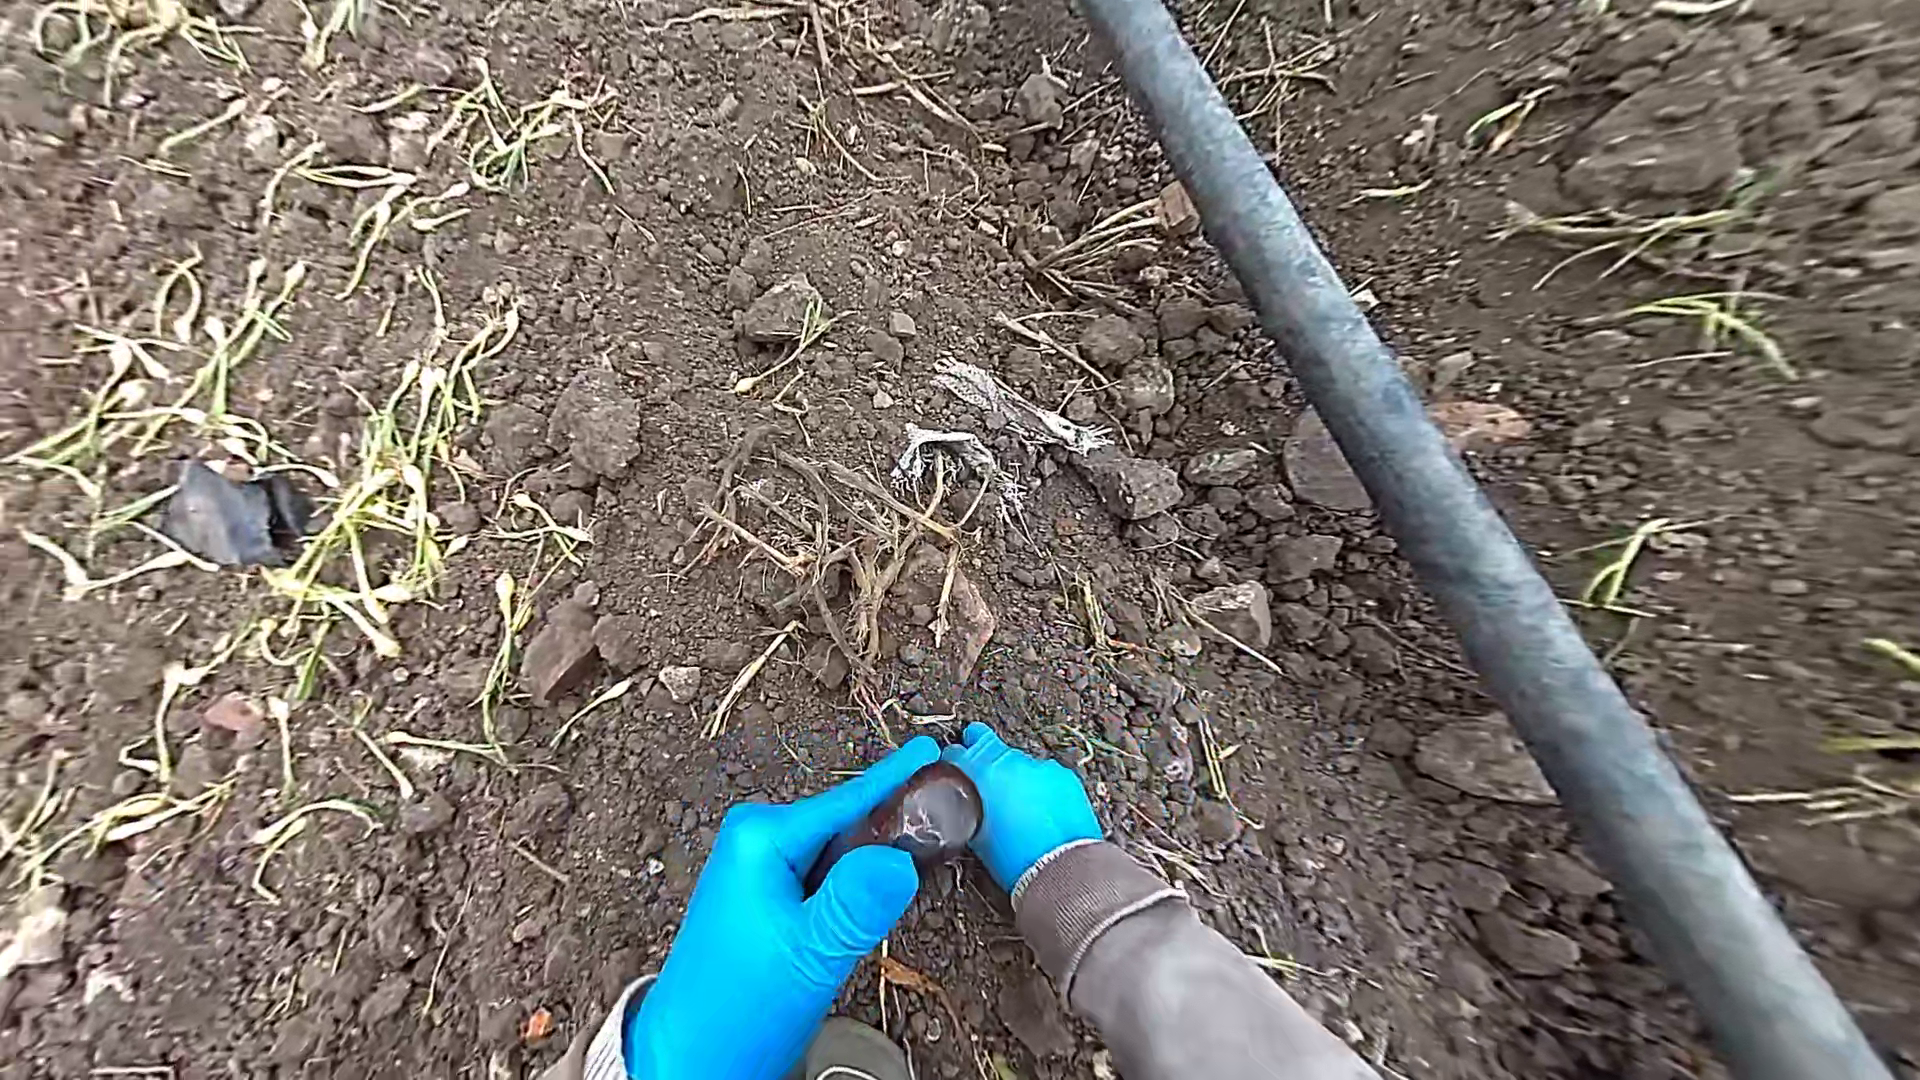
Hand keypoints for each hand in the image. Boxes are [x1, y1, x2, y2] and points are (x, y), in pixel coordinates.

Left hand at [624, 737, 939, 1079]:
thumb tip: (900, 859)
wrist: (684, 1061)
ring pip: (836, 848)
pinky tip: (852, 911)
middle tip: (926, 843)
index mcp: (763, 835)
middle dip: (885, 834)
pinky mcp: (764, 884)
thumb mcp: (807, 955)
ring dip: (865, 865)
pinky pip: (821, 868)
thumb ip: (854, 904)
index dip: (896, 777)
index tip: (929, 751)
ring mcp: (759, 859)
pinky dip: (846, 883)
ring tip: (886, 890)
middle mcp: (758, 834)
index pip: (848, 800)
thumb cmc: (736, 1011)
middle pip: (845, 821)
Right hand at [939, 722, 1101, 892]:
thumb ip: (969, 805)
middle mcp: (1011, 763)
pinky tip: (1040, 806)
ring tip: (1017, 801)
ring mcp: (1039, 766)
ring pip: (1018, 761)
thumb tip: (967, 798)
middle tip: (979, 762)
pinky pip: (1044, 773)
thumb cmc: (1016, 861)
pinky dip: (1039, 784)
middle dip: (981, 752)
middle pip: (989, 746)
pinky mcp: (1063, 775)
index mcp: (984, 775)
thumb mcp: (977, 833)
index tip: (955, 760)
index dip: (954, 757)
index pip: (959, 752)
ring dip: (1014, 774)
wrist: (1062, 870)